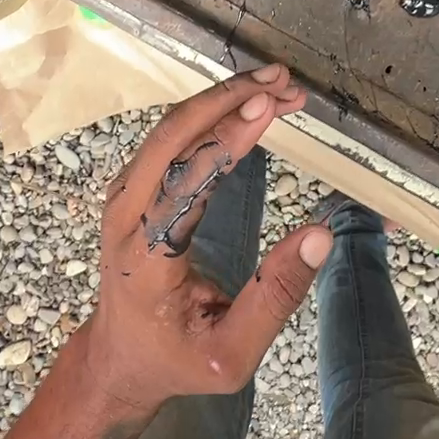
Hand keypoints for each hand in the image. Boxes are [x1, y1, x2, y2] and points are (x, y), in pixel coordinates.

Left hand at [7, 66, 331, 438]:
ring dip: (225, 99)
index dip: (227, 137)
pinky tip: (252, 102)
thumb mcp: (231, 353)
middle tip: (281, 81)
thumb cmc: (175, 357)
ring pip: (172, 126)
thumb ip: (275, 297)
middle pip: (171, 135)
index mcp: (145, 256)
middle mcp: (126, 213)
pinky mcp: (135, 183)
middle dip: (227, 98)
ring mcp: (126, 193)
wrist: (118, 355)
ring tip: (279, 86)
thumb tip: (319, 236)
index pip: (184, 181)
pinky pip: (174, 134)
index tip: (268, 105)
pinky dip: (215, 111)